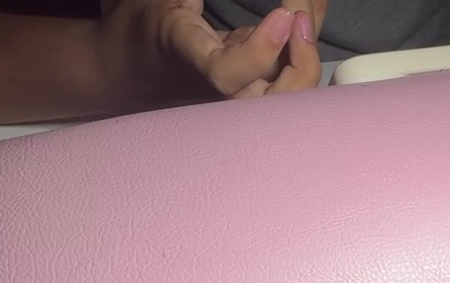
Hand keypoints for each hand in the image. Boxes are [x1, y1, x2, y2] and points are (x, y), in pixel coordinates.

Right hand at [96, 0, 325, 107]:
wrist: (139, 63)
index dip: (260, 52)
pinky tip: (310, 8)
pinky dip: (306, 41)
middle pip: (272, 105)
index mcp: (190, 63)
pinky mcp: (256, 84)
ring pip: (289, 92)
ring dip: (308, 51)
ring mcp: (243, 91)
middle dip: (301, 65)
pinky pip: (290, 71)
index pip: (227, 77)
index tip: (283, 16)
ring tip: (308, 5)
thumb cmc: (147, 22)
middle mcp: (222, 91)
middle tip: (300, 14)